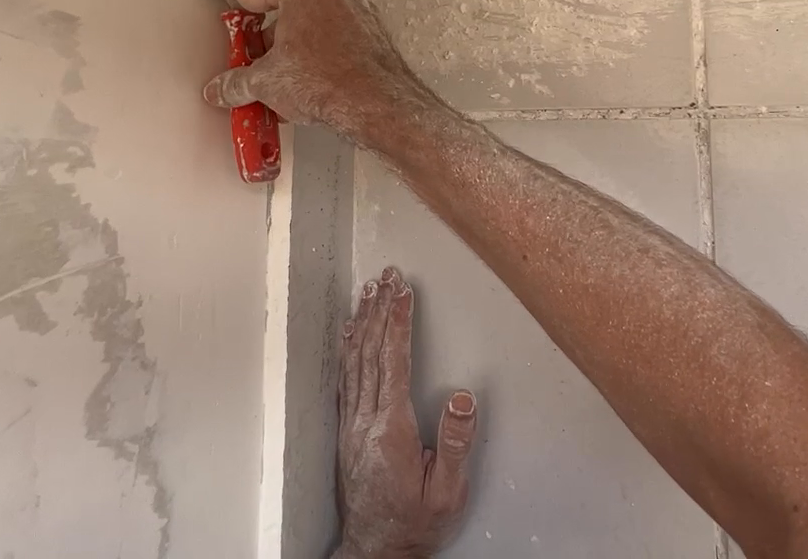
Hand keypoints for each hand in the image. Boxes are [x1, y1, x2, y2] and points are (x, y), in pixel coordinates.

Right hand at [202, 0, 435, 141]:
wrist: (377, 103)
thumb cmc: (325, 80)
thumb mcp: (265, 81)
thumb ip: (237, 82)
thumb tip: (220, 89)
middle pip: (285, 11)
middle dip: (266, 40)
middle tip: (252, 66)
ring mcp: (357, 9)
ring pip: (310, 28)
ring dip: (292, 53)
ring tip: (282, 87)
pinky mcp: (372, 31)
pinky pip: (333, 40)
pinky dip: (317, 58)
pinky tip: (309, 88)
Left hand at [334, 267, 477, 558]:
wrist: (376, 553)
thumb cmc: (415, 524)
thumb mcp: (447, 492)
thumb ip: (455, 444)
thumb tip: (462, 397)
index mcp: (391, 429)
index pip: (394, 362)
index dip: (398, 322)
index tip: (403, 291)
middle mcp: (366, 421)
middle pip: (371, 352)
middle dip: (380, 309)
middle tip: (386, 276)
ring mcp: (352, 425)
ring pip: (354, 361)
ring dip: (362, 322)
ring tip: (368, 291)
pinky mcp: (346, 431)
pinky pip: (345, 379)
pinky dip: (347, 349)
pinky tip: (350, 333)